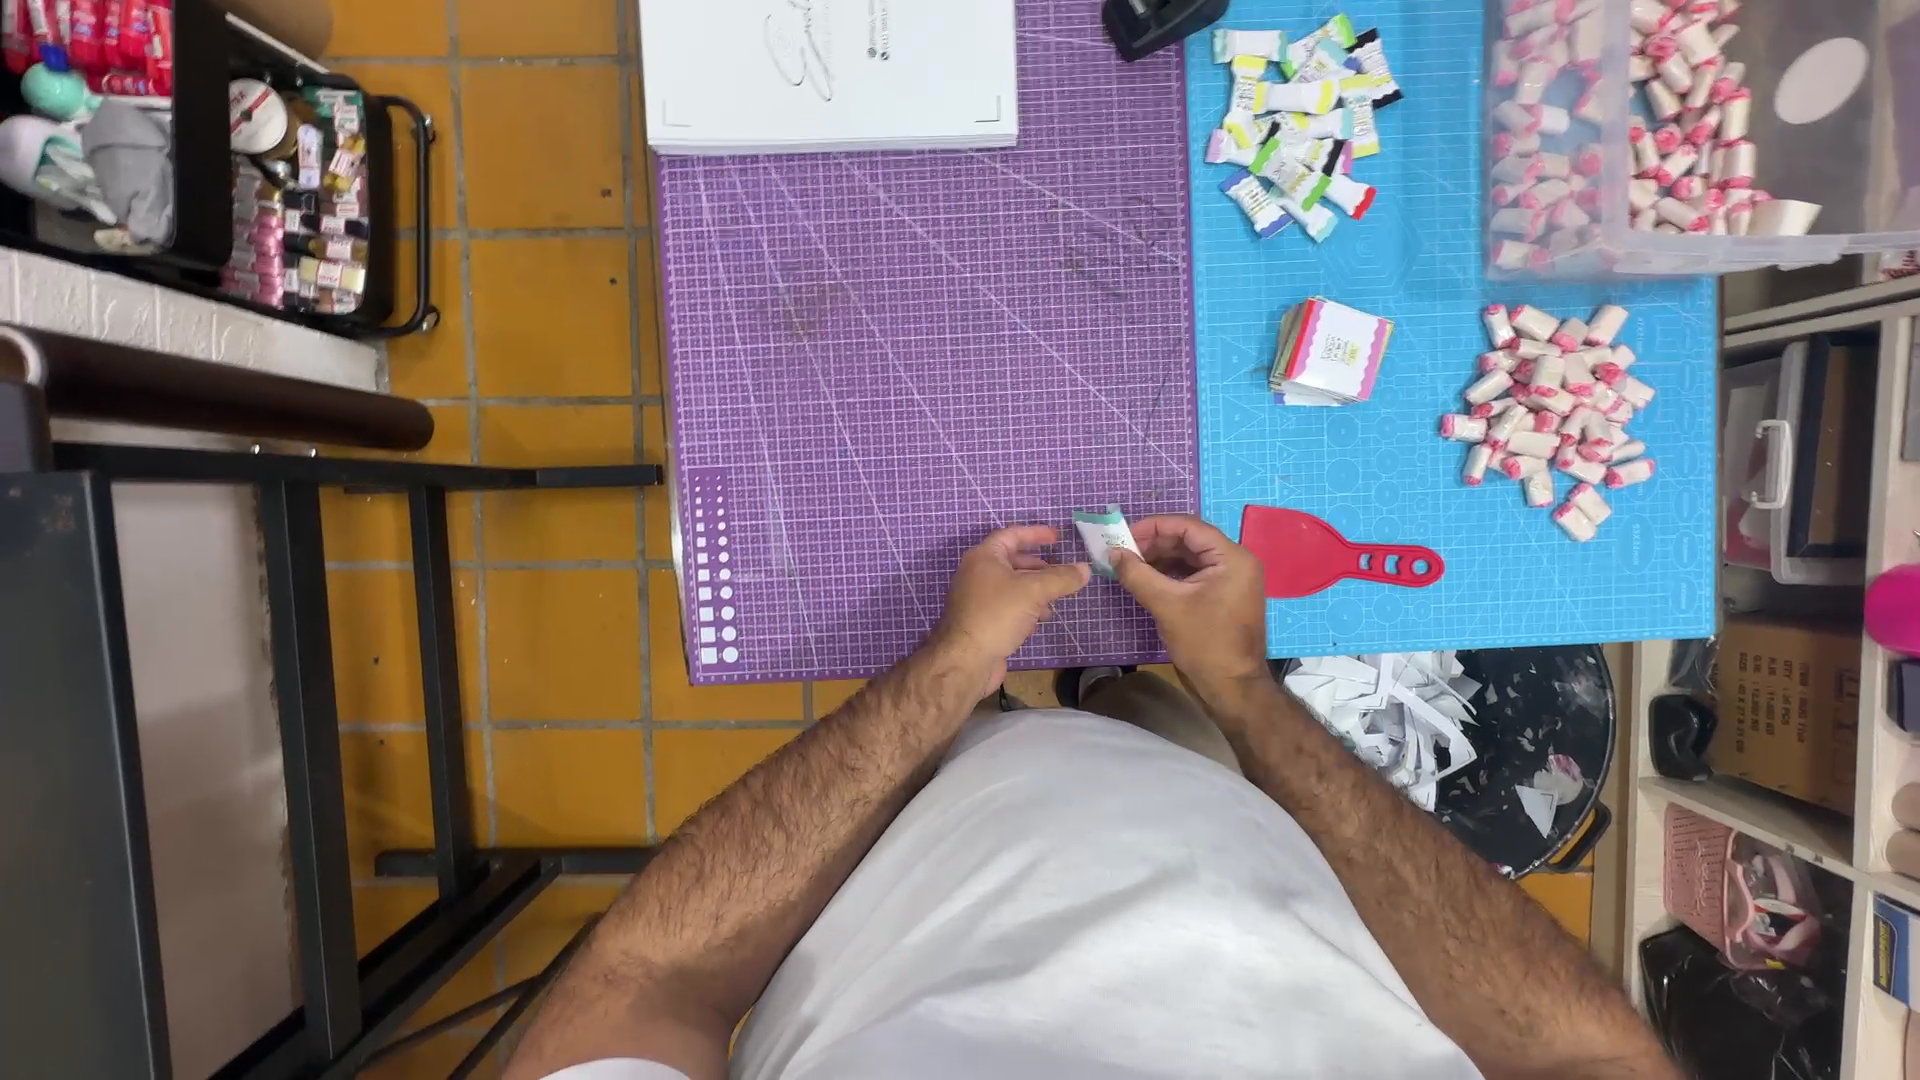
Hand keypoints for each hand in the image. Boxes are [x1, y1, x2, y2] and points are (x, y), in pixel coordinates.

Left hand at [931, 525, 1090, 694]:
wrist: (966, 660)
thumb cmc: (997, 614)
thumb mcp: (1034, 591)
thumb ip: (1061, 578)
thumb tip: (1085, 569)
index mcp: (984, 557)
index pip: (1011, 535)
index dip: (1035, 534)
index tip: (1057, 537)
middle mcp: (977, 574)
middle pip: (1012, 562)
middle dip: (1038, 566)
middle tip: (1061, 571)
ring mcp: (977, 599)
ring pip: (1011, 587)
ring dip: (1035, 591)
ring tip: (1055, 600)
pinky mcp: (981, 621)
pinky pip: (1007, 607)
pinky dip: (1025, 609)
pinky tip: (1039, 621)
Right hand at [1110, 515, 1267, 696]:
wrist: (1232, 686)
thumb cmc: (1205, 642)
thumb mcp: (1167, 605)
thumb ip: (1138, 574)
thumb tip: (1113, 553)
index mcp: (1231, 557)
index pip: (1189, 526)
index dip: (1154, 527)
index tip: (1124, 536)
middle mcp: (1234, 562)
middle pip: (1188, 540)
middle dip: (1154, 543)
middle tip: (1122, 552)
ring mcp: (1229, 579)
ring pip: (1188, 557)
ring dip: (1158, 558)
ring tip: (1128, 565)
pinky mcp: (1220, 594)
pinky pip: (1191, 574)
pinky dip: (1168, 574)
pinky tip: (1144, 579)